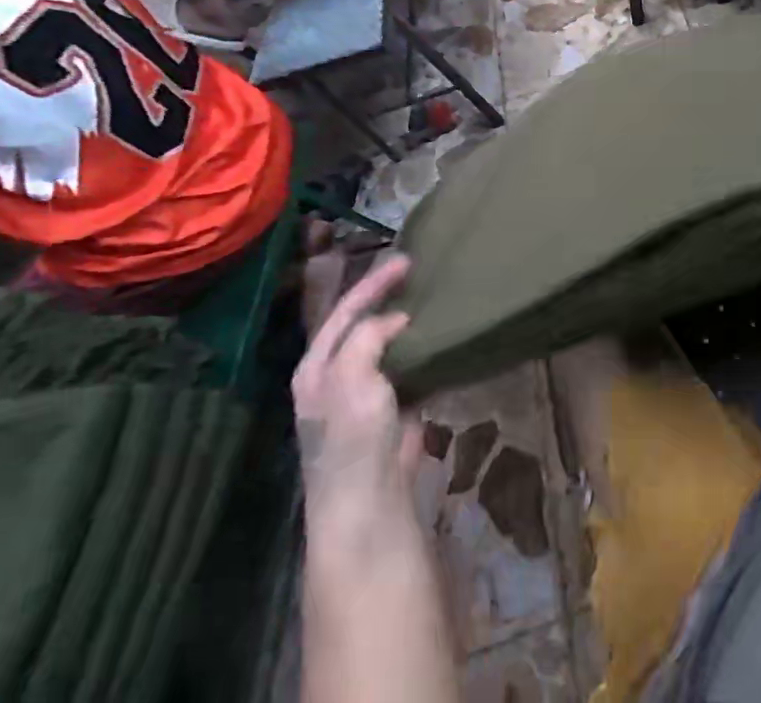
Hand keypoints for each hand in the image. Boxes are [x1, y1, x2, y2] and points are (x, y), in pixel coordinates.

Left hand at [292, 254, 421, 519]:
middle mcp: (338, 375)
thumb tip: (396, 318)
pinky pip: (410, 369)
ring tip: (432, 296)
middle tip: (417, 271)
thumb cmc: (352, 438)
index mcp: (318, 366)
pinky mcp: (395, 410)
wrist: (370, 501)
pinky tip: (442, 337)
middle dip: (385, 297)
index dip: (372, 284)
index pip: (344, 312)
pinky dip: (424, 350)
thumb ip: (368, 338)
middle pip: (363, 324)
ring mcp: (368, 393)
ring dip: (407, 321)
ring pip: (388, 345)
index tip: (405, 260)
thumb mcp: (351, 379)